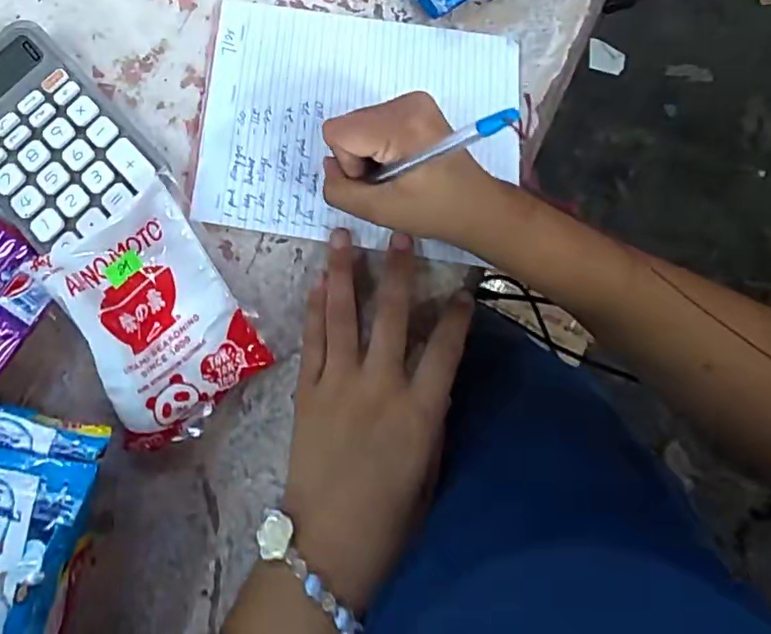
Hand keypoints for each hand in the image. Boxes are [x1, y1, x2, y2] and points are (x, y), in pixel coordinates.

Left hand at [283, 229, 471, 612]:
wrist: (330, 537)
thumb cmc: (391, 513)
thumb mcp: (428, 466)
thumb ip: (430, 414)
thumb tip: (432, 375)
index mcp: (419, 411)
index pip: (446, 351)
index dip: (457, 317)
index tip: (464, 288)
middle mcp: (379, 385)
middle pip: (393, 317)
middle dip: (398, 272)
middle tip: (399, 234)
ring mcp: (338, 382)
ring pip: (343, 315)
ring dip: (343, 273)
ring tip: (342, 238)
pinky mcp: (306, 388)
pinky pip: (311, 339)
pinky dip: (314, 308)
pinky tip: (317, 282)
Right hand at [321, 92, 499, 247]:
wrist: (478, 205)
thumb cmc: (433, 211)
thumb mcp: (377, 211)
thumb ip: (338, 189)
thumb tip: (330, 164)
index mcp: (402, 124)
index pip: (337, 131)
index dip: (347, 161)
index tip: (376, 180)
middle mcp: (407, 102)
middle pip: (347, 124)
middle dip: (357, 155)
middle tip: (387, 179)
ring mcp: (413, 100)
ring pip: (358, 123)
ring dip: (366, 150)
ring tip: (396, 171)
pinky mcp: (415, 104)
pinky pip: (373, 120)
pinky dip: (377, 142)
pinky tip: (401, 160)